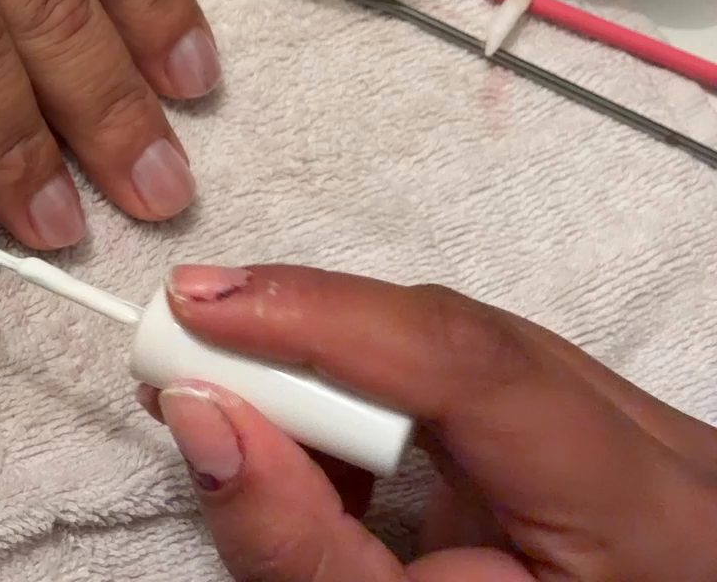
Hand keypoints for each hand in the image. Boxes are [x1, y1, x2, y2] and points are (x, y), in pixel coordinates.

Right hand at [139, 267, 716, 580]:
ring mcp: (625, 424)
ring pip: (428, 335)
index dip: (314, 314)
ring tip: (223, 402)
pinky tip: (297, 431)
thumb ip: (290, 536)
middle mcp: (659, 445)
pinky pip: (435, 362)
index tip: (189, 302)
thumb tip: (192, 407)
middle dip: (292, 336)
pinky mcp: (575, 418)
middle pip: (438, 332)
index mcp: (650, 519)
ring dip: (310, 361)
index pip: (468, 360)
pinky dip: (344, 385)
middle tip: (179, 355)